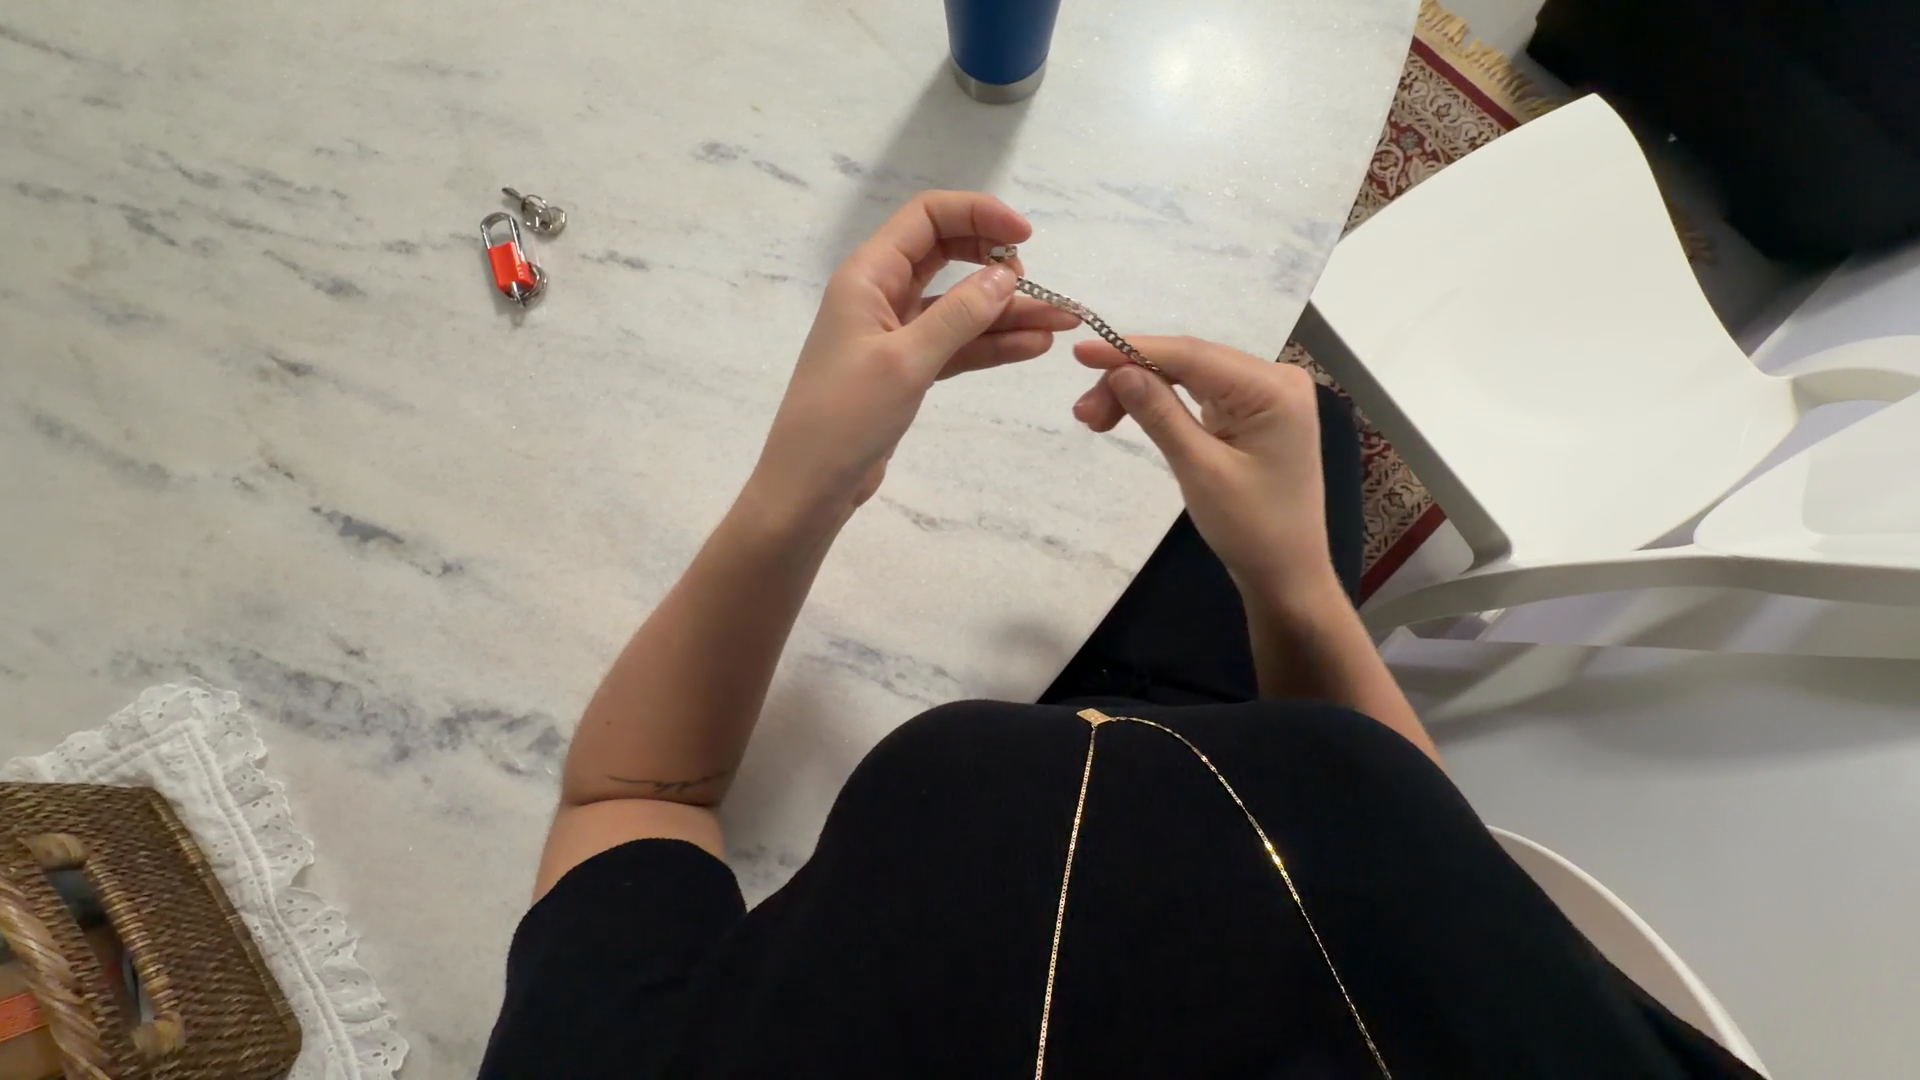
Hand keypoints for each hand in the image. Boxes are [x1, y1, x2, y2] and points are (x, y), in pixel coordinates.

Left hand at [749, 192, 1080, 520]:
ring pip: (958, 309)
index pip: (927, 218)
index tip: (1026, 240)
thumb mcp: (906, 360)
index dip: (978, 216)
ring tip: (1061, 324)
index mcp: (868, 276)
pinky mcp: (906, 371)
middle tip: (1038, 290)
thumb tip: (1007, 276)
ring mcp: (895, 335)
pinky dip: (990, 346)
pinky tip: (1031, 347)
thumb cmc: (846, 416)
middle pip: (947, 258)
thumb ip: (959, 315)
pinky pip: (955, 347)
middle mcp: (881, 295)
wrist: (811, 485)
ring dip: (1006, 314)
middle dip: (997, 267)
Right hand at [1071, 337, 1341, 606]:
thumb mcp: (1199, 469)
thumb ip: (1159, 414)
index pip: (1191, 354)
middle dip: (1130, 378)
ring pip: (1187, 377)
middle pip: (1187, 363)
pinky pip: (1198, 395)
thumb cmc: (1250, 527)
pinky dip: (1160, 404)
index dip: (1132, 349)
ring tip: (1095, 420)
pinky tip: (1127, 412)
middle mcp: (1273, 379)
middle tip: (1083, 412)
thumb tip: (1119, 370)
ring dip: (1139, 392)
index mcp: (1272, 387)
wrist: (1285, 572)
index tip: (1081, 353)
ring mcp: (1263, 395)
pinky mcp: (1250, 413)